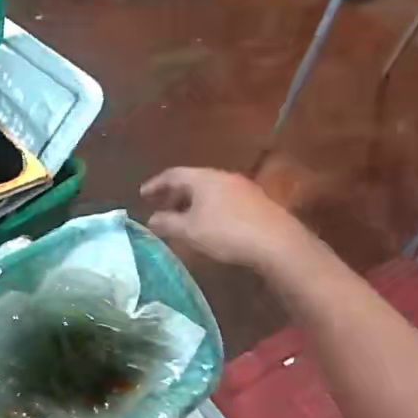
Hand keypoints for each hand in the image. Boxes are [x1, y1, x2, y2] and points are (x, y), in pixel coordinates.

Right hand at [140, 166, 304, 271]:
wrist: (276, 242)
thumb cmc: (225, 232)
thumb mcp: (189, 230)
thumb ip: (166, 223)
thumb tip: (151, 219)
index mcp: (203, 178)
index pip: (173, 174)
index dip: (155, 184)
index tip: (142, 194)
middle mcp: (222, 176)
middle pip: (192, 180)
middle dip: (173, 193)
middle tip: (160, 206)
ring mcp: (242, 187)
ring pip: (208, 190)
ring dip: (191, 201)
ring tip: (182, 217)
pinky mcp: (255, 201)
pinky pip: (223, 198)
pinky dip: (208, 207)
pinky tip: (207, 223)